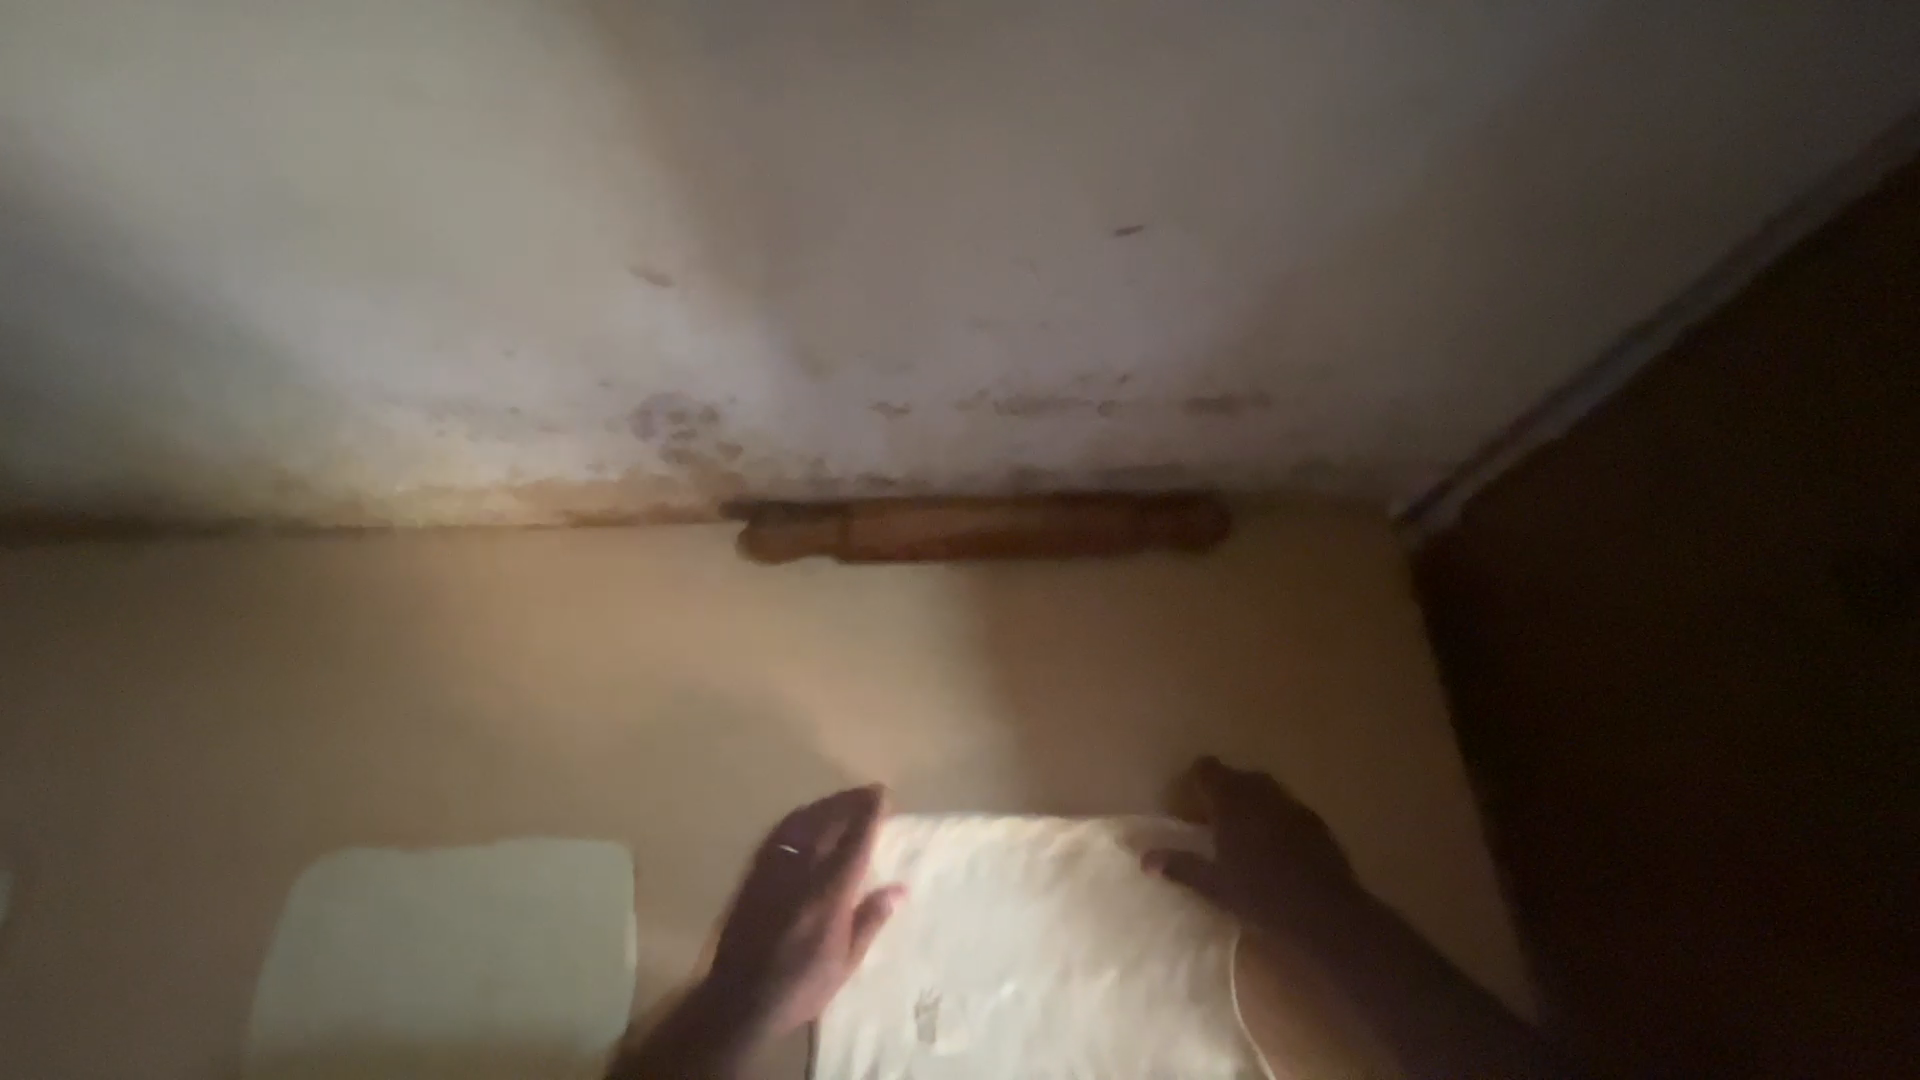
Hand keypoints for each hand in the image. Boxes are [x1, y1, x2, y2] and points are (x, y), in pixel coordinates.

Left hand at [609, 786, 905, 1077]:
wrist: (740, 1000)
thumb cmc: (801, 986)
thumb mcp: (846, 962)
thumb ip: (871, 919)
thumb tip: (900, 888)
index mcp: (831, 893)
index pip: (856, 840)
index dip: (871, 813)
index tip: (883, 795)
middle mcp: (804, 872)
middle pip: (830, 821)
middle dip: (852, 801)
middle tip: (869, 793)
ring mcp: (775, 869)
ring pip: (804, 821)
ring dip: (827, 804)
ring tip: (843, 800)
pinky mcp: (754, 873)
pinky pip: (779, 833)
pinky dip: (798, 817)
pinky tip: (806, 816)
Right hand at [1143, 756, 1363, 938]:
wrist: (1326, 912)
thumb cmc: (1261, 894)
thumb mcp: (1214, 884)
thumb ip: (1179, 866)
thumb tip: (1145, 859)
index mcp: (1231, 799)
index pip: (1207, 768)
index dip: (1195, 780)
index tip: (1189, 804)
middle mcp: (1260, 792)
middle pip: (1236, 777)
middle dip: (1223, 792)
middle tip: (1212, 823)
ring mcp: (1291, 804)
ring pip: (1263, 790)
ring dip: (1250, 803)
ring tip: (1243, 835)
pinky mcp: (1315, 822)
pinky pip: (1286, 808)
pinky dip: (1275, 819)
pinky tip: (1275, 849)